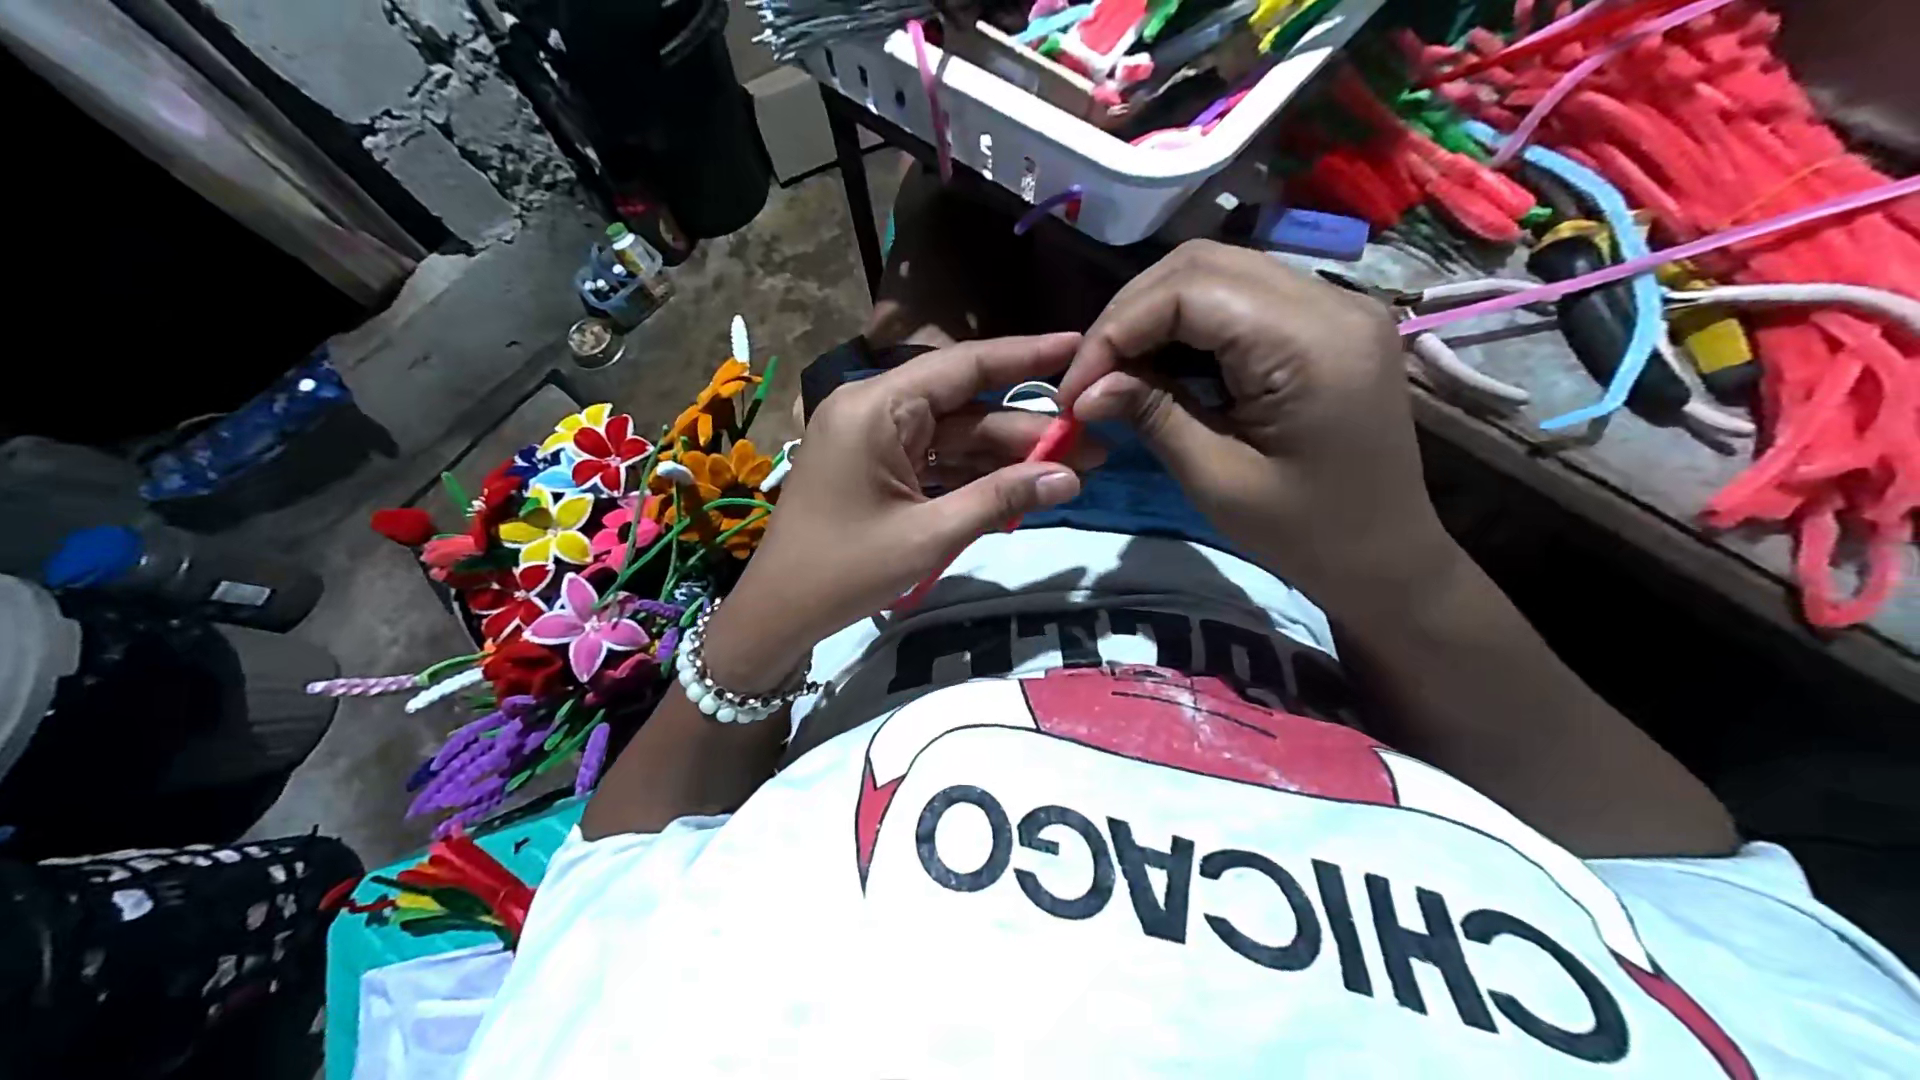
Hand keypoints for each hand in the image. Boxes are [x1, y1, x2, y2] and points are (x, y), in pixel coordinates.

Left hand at [705, 334, 1102, 687]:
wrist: (780, 611)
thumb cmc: (845, 570)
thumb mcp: (929, 535)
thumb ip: (1000, 499)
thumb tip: (1069, 478)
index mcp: (877, 407)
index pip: (963, 366)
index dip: (1025, 355)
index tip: (1078, 346)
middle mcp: (875, 409)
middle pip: (966, 406)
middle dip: (1027, 429)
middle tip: (1092, 446)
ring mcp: (875, 438)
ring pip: (954, 435)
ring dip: (1006, 455)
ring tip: (1070, 471)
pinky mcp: (877, 466)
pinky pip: (935, 458)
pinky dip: (973, 473)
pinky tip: (1020, 486)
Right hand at [1057, 241, 1455, 610]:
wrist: (1385, 557)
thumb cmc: (1305, 533)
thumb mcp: (1217, 479)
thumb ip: (1153, 416)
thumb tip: (1087, 389)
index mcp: (1308, 342)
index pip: (1189, 290)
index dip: (1117, 330)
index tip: (1076, 389)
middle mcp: (1329, 301)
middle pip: (1201, 264)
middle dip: (1129, 315)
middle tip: (1091, 376)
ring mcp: (1333, 305)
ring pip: (1218, 271)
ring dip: (1155, 315)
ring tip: (1117, 371)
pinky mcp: (1325, 322)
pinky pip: (1241, 297)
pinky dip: (1188, 324)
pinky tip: (1162, 364)